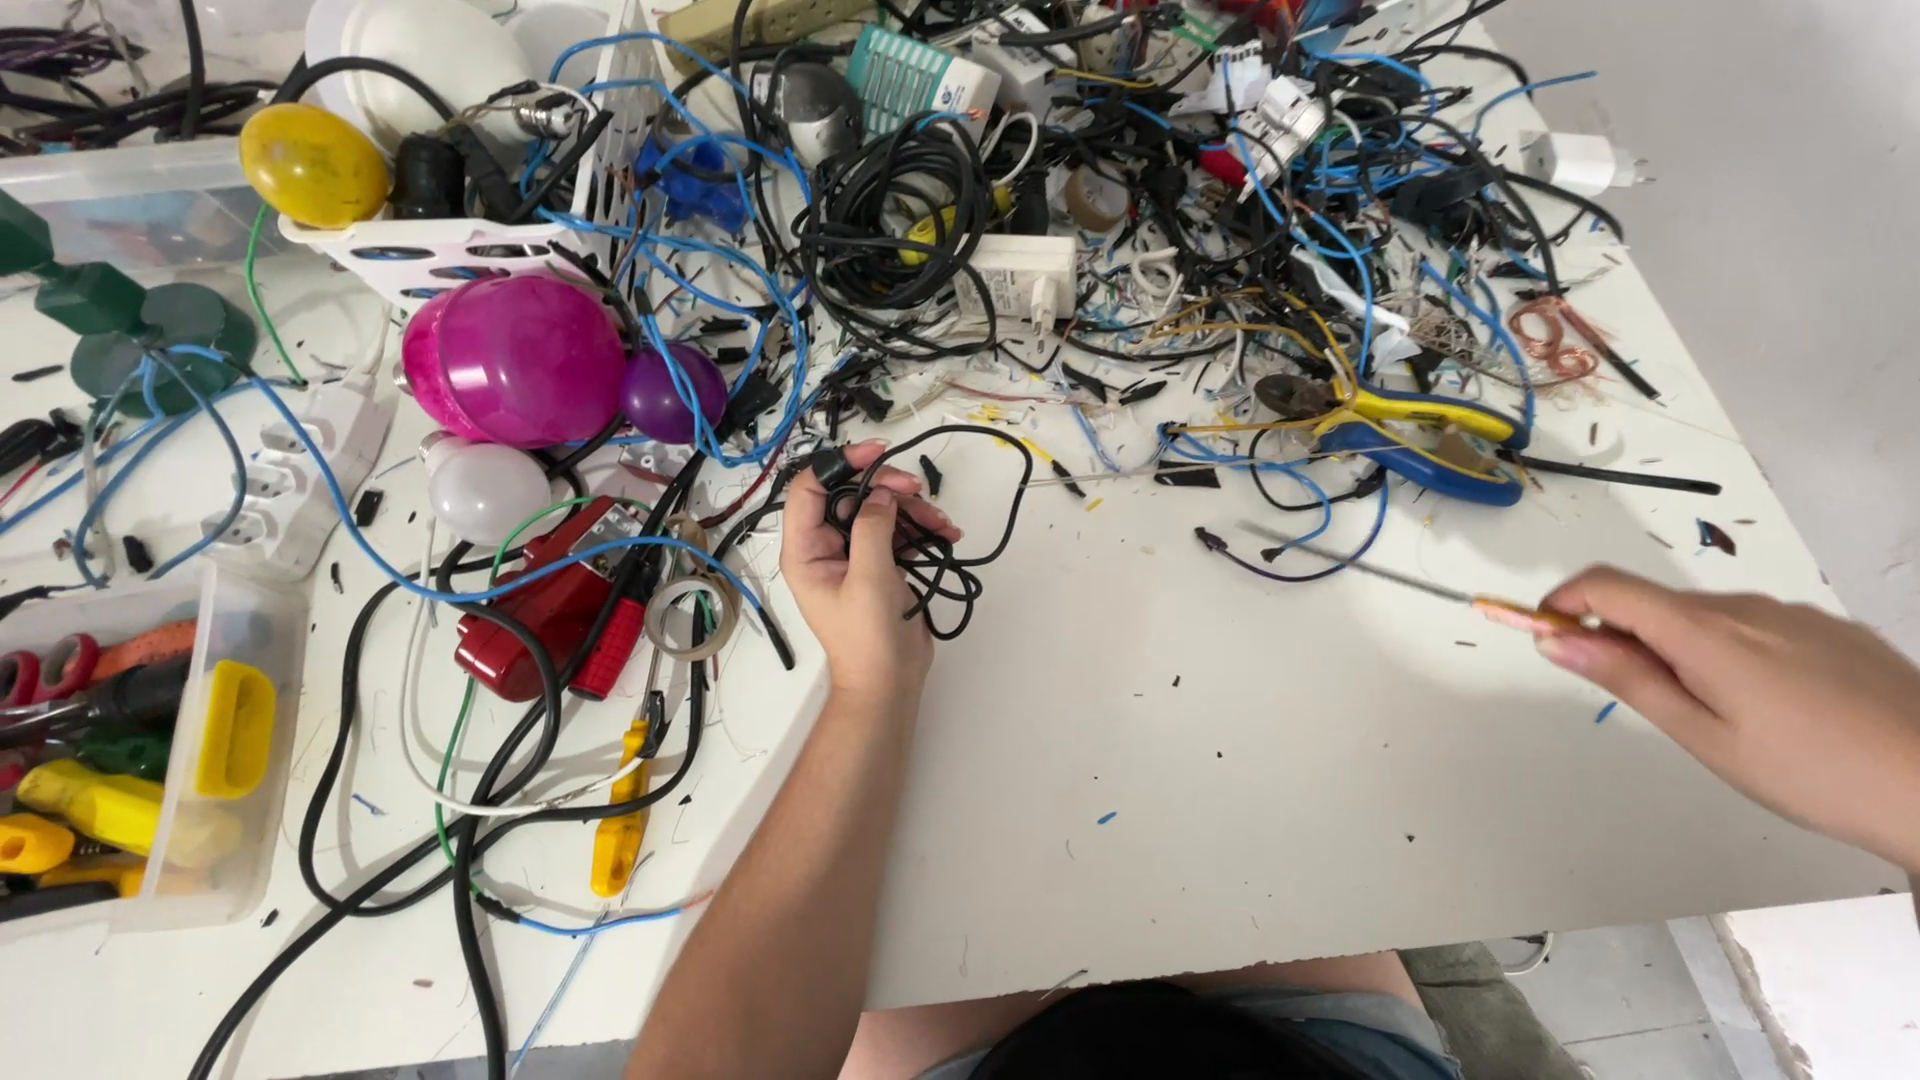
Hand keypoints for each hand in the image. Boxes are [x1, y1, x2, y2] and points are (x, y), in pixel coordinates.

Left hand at [781, 440, 960, 705]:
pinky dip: (922, 529)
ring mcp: (856, 554)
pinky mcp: (881, 564)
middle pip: (852, 494)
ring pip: (881, 510)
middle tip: (917, 490)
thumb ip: (872, 528)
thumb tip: (882, 493)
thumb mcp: (868, 579)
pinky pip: (899, 532)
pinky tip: (947, 535)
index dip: (840, 462)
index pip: (810, 489)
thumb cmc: (867, 638)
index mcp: (805, 549)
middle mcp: (826, 546)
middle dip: (888, 487)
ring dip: (913, 510)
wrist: (889, 682)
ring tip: (942, 524)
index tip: (879, 452)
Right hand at [1533, 566, 1919, 872]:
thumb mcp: (1703, 735)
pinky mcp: (1835, 631)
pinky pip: (1753, 626)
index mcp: (1707, 631)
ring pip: (1703, 617)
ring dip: (1675, 646)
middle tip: (1633, 696)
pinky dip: (1727, 650)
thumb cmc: (1814, 773)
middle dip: (1619, 635)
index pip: (1606, 585)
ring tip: (1712, 713)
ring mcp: (1796, 616)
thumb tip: (1555, 638)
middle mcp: (1747, 608)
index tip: (1547, 635)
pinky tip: (1767, 704)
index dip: (1562, 601)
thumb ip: (1626, 678)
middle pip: (1653, 603)